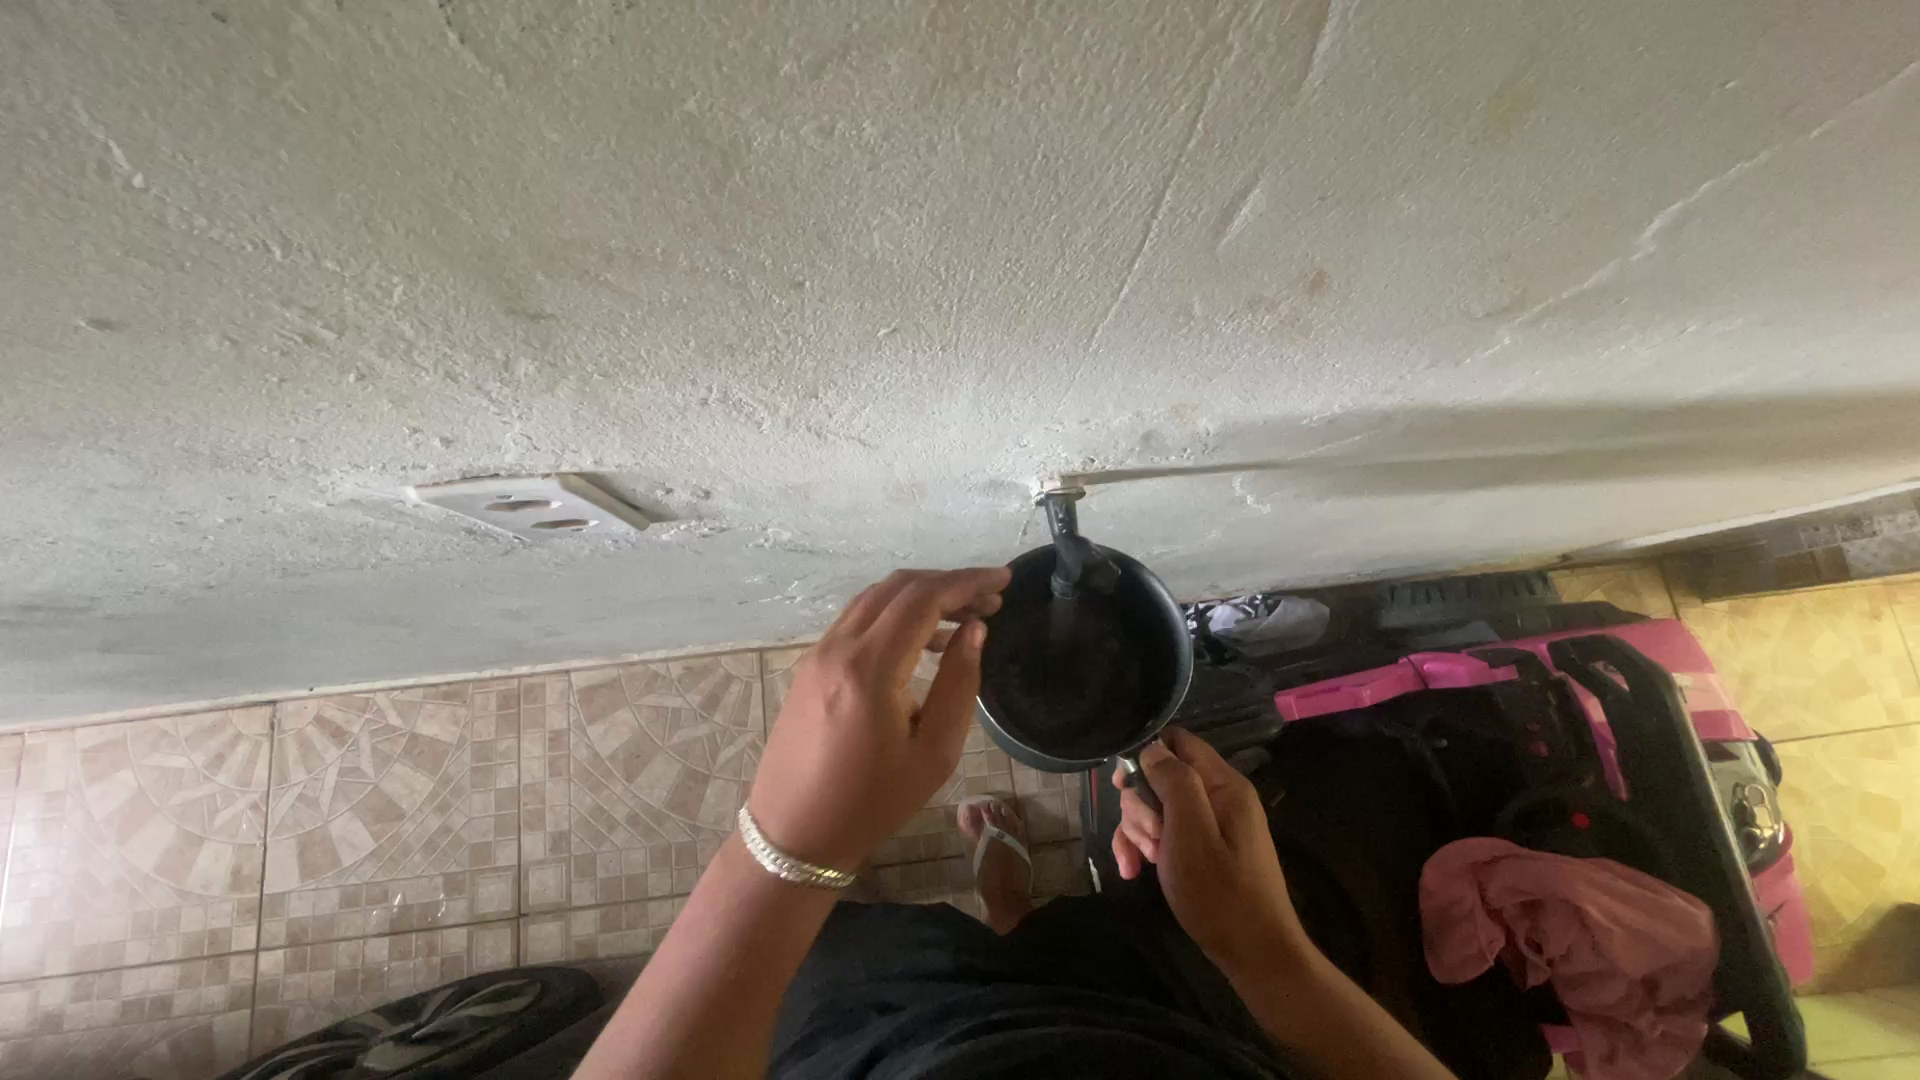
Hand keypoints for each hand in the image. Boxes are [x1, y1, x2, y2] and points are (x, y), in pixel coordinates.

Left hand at [748, 567, 1011, 871]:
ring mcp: (819, 653)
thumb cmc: (872, 803)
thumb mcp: (933, 753)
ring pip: (874, 598)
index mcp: (870, 668)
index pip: (924, 599)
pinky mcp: (811, 665)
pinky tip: (924, 639)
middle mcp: (839, 647)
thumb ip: (959, 683)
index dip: (967, 582)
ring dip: (920, 596)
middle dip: (948, 583)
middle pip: (898, 588)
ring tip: (965, 617)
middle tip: (990, 598)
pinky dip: (894, 614)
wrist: (794, 834)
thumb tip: (974, 630)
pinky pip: (857, 620)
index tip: (1004, 579)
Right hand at [1113, 728, 1311, 975]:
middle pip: (1160, 776)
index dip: (1144, 755)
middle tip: (1148, 838)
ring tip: (1142, 862)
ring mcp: (1210, 824)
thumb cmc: (1221, 894)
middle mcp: (1218, 797)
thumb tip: (1151, 748)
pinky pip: (1163, 833)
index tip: (1121, 785)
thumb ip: (1173, 782)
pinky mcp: (1201, 848)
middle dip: (1140, 805)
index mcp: (1223, 785)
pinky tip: (1132, 870)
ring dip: (1138, 830)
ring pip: (1155, 806)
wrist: (1255, 957)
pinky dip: (1143, 847)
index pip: (1177, 741)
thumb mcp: (1190, 833)